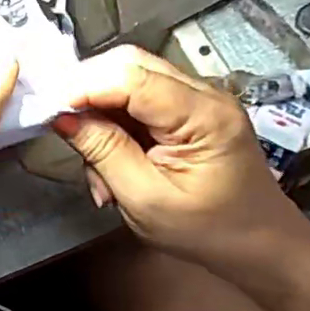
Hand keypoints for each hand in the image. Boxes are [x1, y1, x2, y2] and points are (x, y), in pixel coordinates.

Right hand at [53, 46, 309, 277]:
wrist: (258, 245)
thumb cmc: (207, 231)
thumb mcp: (146, 199)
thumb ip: (104, 152)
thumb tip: (64, 117)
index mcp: (203, 114)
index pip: (131, 77)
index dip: (85, 87)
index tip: (51, 111)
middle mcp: (204, 92)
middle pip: (130, 65)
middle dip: (88, 93)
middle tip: (63, 129)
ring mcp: (198, 98)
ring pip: (130, 80)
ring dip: (100, 114)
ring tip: (96, 166)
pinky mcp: (189, 110)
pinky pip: (140, 100)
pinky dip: (115, 124)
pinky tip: (112, 162)